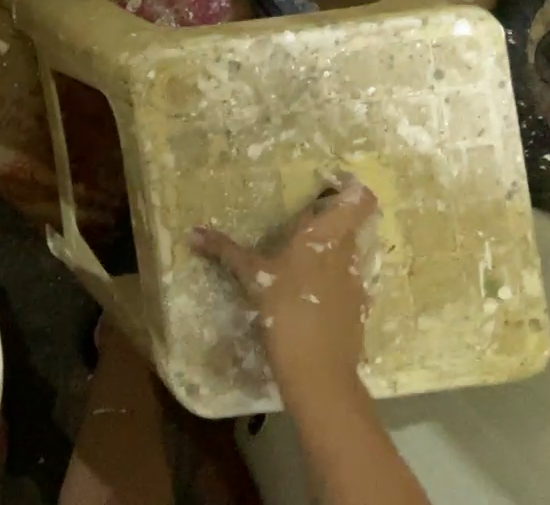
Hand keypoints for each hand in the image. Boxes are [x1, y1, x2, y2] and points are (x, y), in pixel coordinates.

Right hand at [189, 178, 378, 395]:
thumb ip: (224, 250)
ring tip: (302, 249)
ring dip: (333, 246)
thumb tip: (191, 232)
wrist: (318, 370)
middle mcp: (347, 255)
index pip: (358, 202)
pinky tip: (309, 287)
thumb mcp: (251, 277)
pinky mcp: (357, 309)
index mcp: (324, 238)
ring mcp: (356, 283)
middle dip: (333, 215)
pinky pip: (347, 280)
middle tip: (304, 213)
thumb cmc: (285, 309)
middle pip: (353, 224)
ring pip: (351, 252)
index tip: (333, 180)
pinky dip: (333, 276)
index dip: (353, 187)